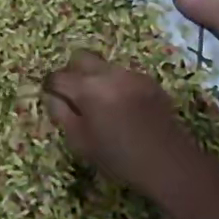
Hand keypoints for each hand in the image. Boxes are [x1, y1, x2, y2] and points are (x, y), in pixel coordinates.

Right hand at [43, 51, 210, 198]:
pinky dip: (116, 84)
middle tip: (73, 95)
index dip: (51, 86)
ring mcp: (131, 74)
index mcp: (88, 89)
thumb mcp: (81, 142)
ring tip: (100, 105)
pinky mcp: (149, 80)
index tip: (51, 96)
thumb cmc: (118, 158)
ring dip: (96, 78)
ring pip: (104, 66)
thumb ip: (62, 114)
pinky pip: (123, 74)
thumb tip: (52, 96)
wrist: (168, 161)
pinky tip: (122, 107)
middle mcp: (109, 74)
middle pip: (80, 58)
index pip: (58, 76)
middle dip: (72, 72)